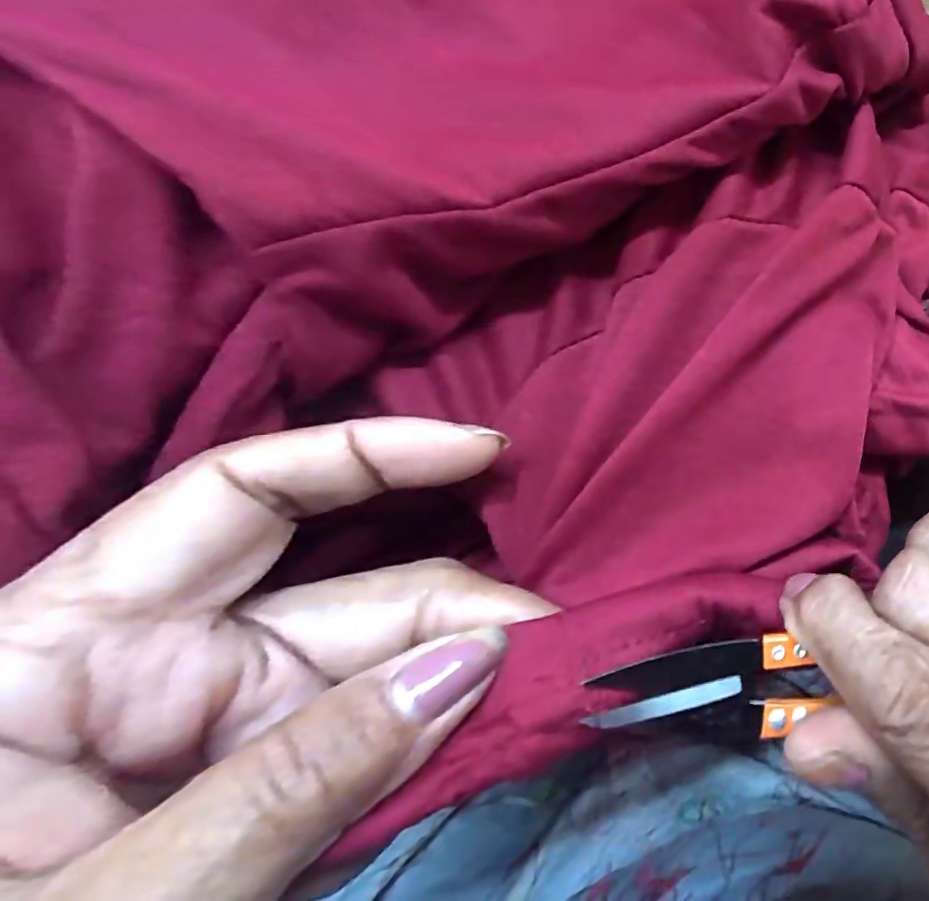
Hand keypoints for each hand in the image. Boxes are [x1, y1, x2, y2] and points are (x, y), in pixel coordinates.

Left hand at [0, 418, 556, 899]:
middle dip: (469, 616)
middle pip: (359, 596)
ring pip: (393, 665)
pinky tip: (506, 732)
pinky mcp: (277, 772)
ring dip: (475, 680)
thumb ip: (287, 785)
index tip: (487, 451)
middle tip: (563, 651)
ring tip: (550, 699)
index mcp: (57, 653)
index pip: (237, 495)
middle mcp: (160, 666)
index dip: (369, 455)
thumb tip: (474, 661)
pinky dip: (452, 733)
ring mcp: (228, 722)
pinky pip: (390, 730)